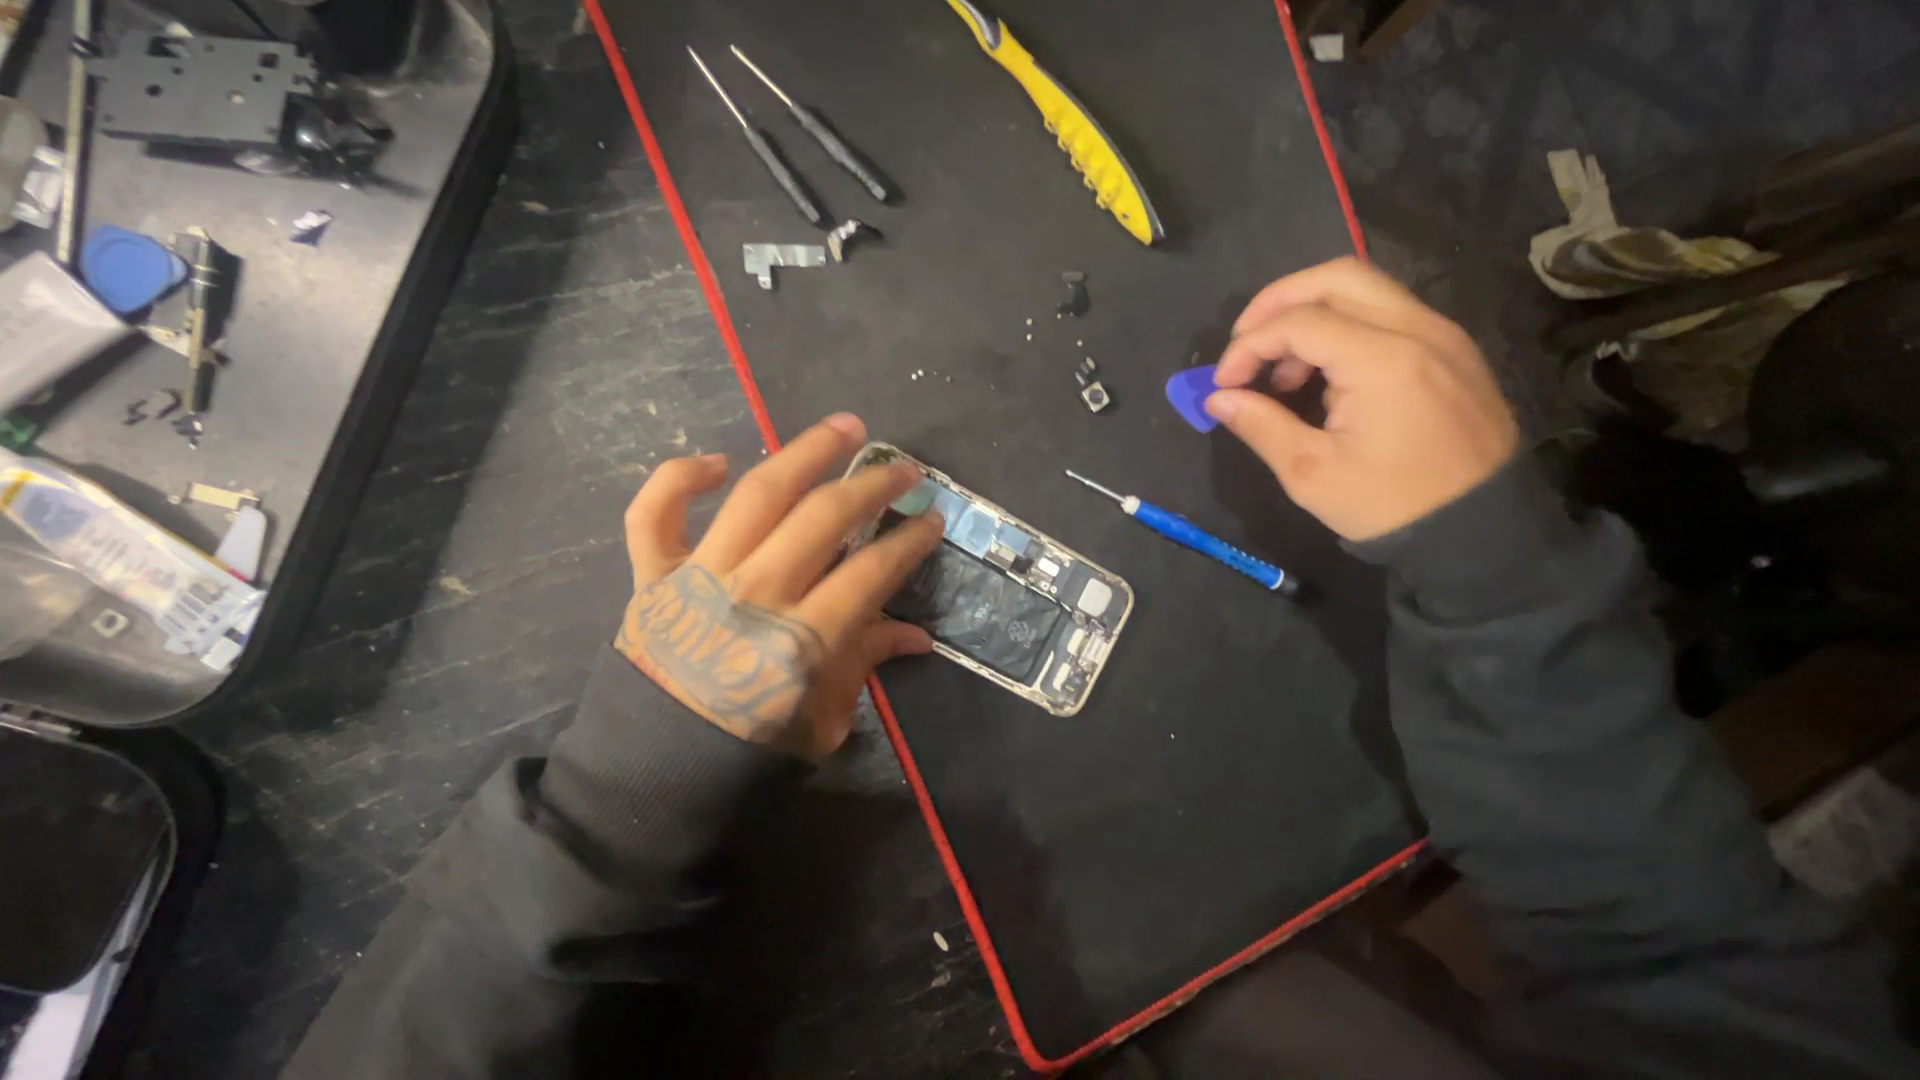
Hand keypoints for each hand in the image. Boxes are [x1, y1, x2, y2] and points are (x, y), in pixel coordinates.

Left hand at [614, 414, 943, 761]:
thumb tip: (916, 636)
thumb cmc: (746, 751)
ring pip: (758, 492)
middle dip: (874, 485)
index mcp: (801, 639)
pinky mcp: (652, 573)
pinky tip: (719, 462)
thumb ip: (864, 665)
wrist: (652, 771)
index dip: (909, 540)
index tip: (932, 519)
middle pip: (823, 517)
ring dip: (806, 451)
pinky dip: (682, 476)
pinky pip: (656, 510)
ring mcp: (699, 575)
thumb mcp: (822, 721)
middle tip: (904, 469)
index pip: (870, 571)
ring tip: (844, 427)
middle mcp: (754, 592)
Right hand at [1206, 257, 1519, 540]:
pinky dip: (1347, 326)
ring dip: (1313, 313)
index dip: (1248, 347)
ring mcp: (1442, 334)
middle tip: (1245, 341)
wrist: (1479, 529)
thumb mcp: (1312, 474)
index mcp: (1382, 359)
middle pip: (1336, 277)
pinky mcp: (1453, 350)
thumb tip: (1218, 399)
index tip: (1223, 385)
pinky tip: (1329, 377)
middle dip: (1278, 302)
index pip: (1297, 322)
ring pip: (1366, 289)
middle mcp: (1417, 329)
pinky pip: (1391, 314)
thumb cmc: (1390, 505)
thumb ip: (1261, 426)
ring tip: (1286, 371)